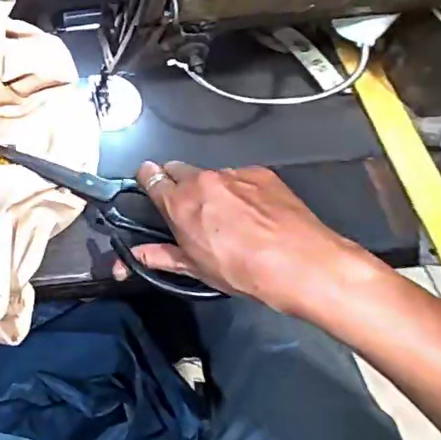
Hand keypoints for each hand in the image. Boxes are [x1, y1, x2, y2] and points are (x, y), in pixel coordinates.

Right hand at [121, 161, 390, 316]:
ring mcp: (234, 173)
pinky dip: (240, 189)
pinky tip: (254, 211)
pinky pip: (240, 176)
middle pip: (178, 168)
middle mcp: (203, 180)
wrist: (303, 263)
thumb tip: (138, 253)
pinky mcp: (262, 173)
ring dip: (210, 188)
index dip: (148, 180)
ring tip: (228, 214)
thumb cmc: (243, 271)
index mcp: (180, 203)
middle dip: (178, 183)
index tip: (151, 187)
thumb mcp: (197, 269)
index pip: (151, 176)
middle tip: (189, 207)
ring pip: (210, 174)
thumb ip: (163, 255)